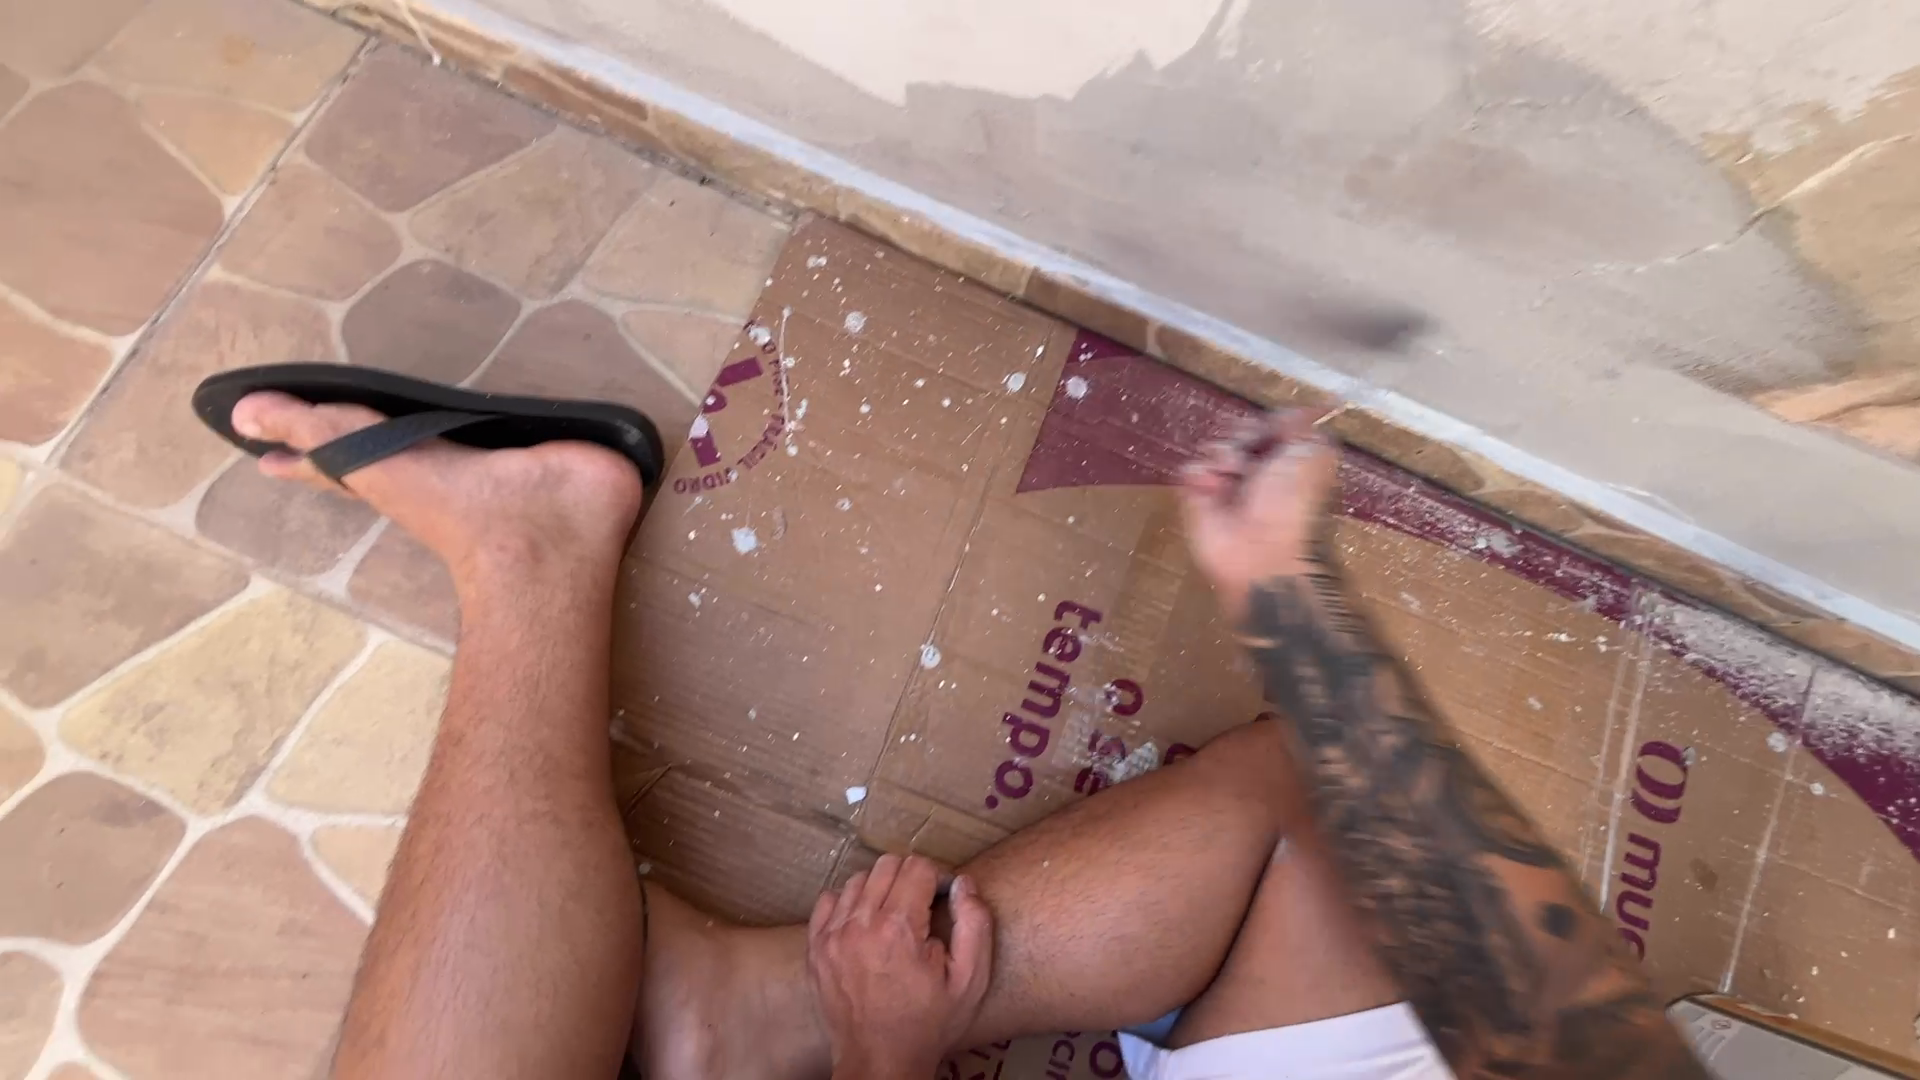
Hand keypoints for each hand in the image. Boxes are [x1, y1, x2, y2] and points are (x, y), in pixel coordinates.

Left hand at [807, 855, 993, 1079]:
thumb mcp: (970, 981)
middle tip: (919, 907)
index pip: (918, 866)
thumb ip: (975, 924)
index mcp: (899, 928)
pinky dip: (848, 902)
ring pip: (860, 878)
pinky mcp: (816, 946)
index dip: (936, 878)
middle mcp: (861, 923)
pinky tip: (864, 923)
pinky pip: (829, 898)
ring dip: (880, 888)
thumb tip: (962, 883)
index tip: (941, 900)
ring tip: (892, 916)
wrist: (880, 1065)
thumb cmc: (928, 1023)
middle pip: (888, 864)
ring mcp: (833, 934)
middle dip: (910, 877)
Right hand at [1179, 409, 1342, 625]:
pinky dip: (1200, 475)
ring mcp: (1224, 484)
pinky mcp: (1196, 498)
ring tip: (1231, 475)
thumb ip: (1304, 426)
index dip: (1266, 422)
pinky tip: (1212, 489)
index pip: (1269, 424)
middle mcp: (1256, 470)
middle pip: (1237, 431)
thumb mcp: (1313, 455)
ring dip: (1221, 456)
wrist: (1260, 553)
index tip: (1270, 429)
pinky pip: (1189, 470)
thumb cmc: (1292, 505)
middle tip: (1248, 452)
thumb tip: (1305, 407)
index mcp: (1287, 460)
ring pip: (1211, 447)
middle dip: (1241, 436)